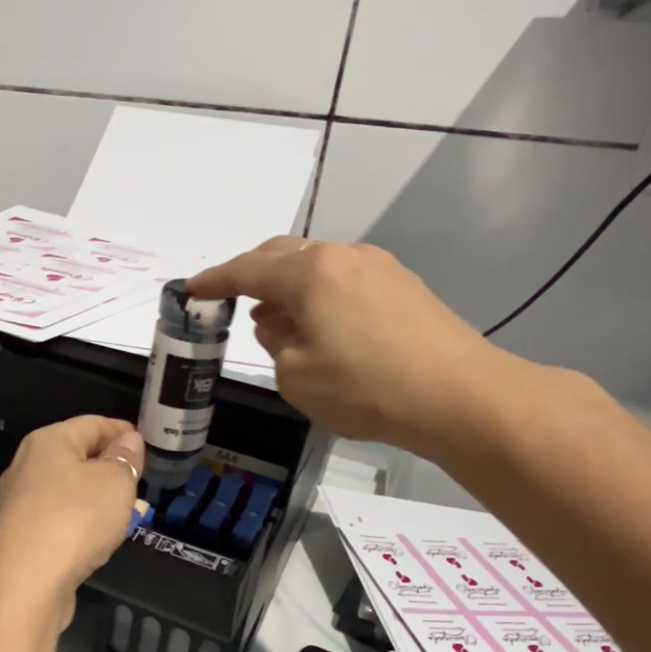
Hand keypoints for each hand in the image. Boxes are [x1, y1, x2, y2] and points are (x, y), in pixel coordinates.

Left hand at [0, 416, 144, 608]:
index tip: (146, 443)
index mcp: (48, 441)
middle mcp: (27, 466)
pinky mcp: (19, 537)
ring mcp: (19, 504)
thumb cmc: (74, 520)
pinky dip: (80, 524)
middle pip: (75, 456)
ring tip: (125, 513)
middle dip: (109, 466)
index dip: (121, 430)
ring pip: (67, 491)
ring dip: (96, 498)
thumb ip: (125, 459)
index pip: (92, 423)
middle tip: (139, 481)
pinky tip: (96, 540)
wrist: (22, 585)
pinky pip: (58, 520)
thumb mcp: (115, 482)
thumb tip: (128, 440)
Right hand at [189, 237, 536, 457]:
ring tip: (273, 320)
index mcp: (309, 272)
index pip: (248, 270)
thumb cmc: (365, 388)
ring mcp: (379, 268)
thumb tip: (278, 326)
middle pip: (284, 254)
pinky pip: (345, 281)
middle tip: (230, 298)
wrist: (459, 397)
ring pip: (317, 266)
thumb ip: (275, 344)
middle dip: (252, 273)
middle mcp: (343, 256)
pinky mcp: (404, 287)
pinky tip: (318, 325)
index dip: (215, 280)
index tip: (191, 289)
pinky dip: (320, 296)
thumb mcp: (296, 376)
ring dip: (288, 287)